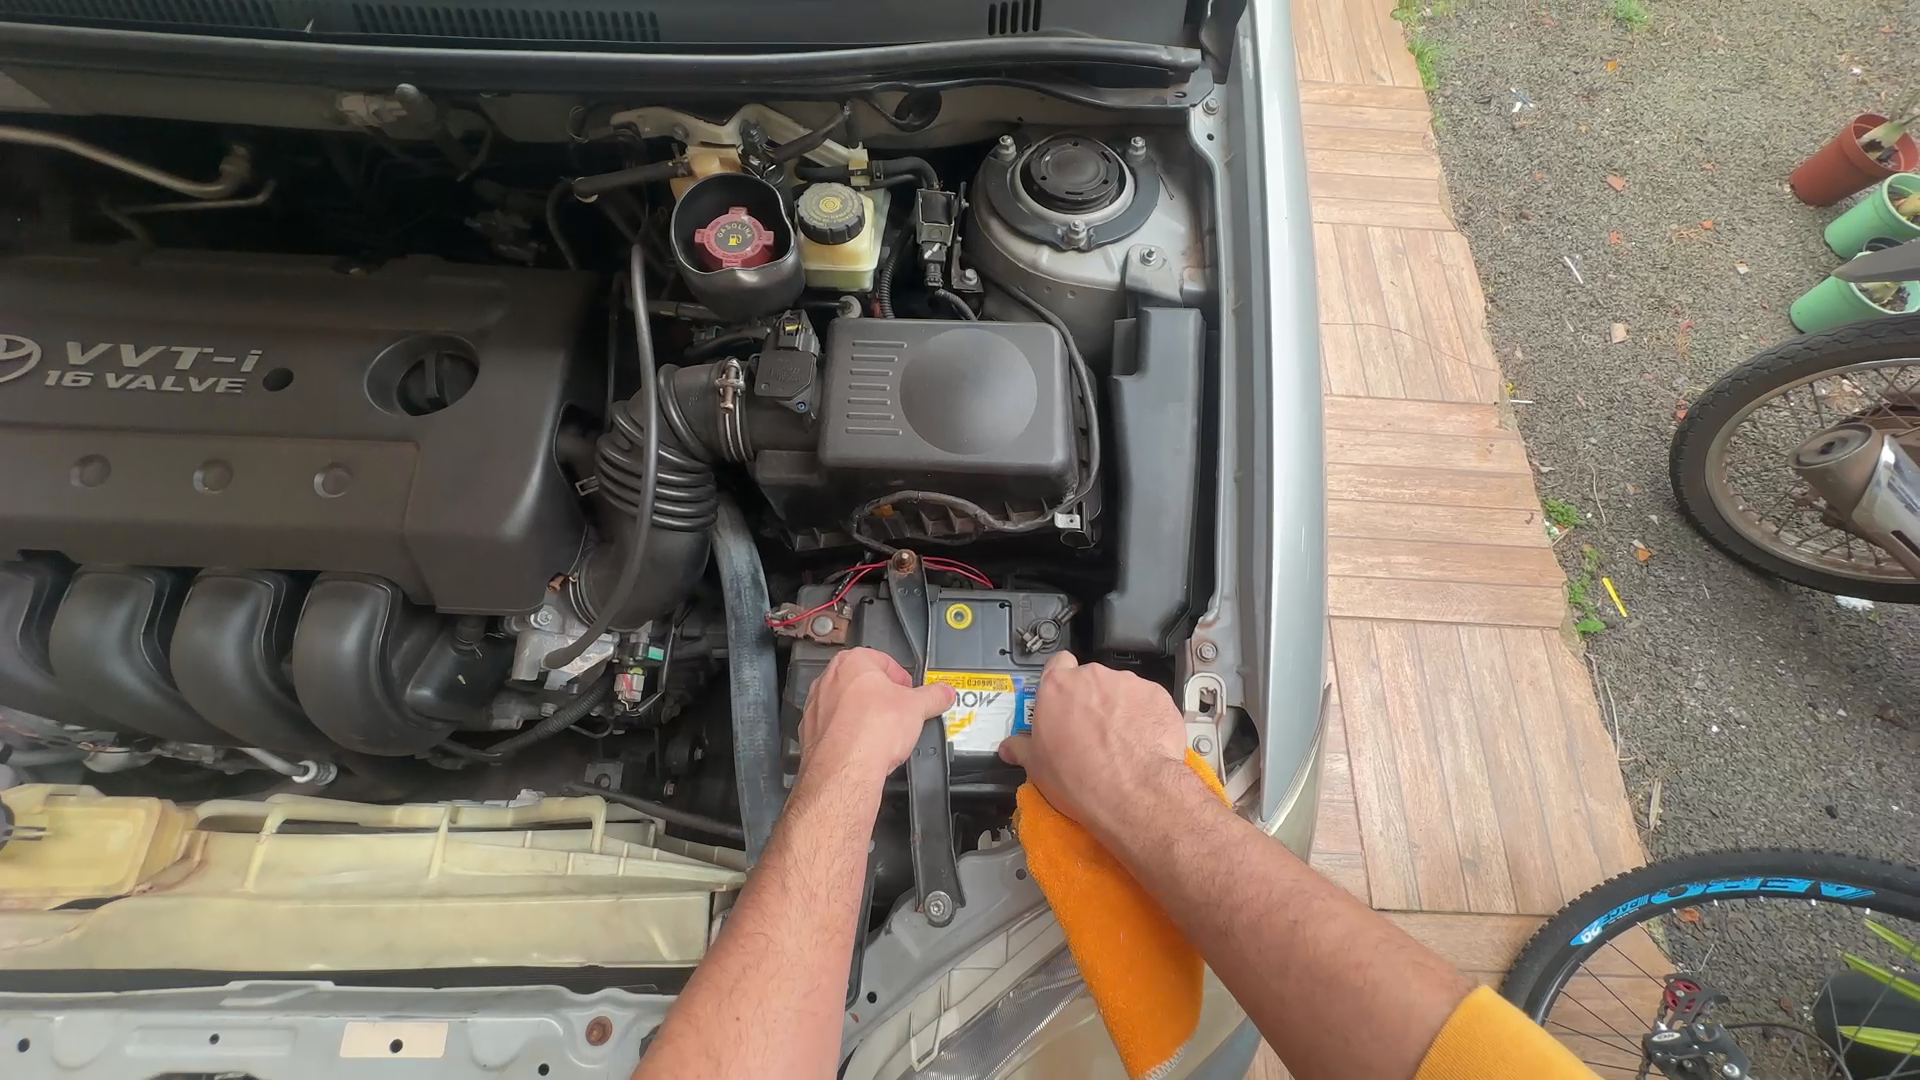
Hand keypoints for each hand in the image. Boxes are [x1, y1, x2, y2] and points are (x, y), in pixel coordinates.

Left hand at [799, 648, 955, 788]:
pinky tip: (864, 746)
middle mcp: (829, 679)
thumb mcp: (917, 708)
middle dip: (882, 696)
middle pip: (863, 681)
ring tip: (883, 731)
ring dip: (864, 714)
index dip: (902, 678)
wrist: (846, 768)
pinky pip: (834, 727)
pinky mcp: (810, 732)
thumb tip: (944, 692)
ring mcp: (816, 706)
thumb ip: (934, 695)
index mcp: (853, 661)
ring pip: (846, 704)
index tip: (911, 691)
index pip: (884, 660)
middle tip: (900, 711)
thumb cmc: (871, 730)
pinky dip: (849, 733)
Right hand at [1000, 652, 1191, 839]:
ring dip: (1118, 707)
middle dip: (1090, 699)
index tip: (1063, 698)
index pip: (1057, 664)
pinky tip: (1141, 742)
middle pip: (1089, 679)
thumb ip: (1021, 749)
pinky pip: (1147, 700)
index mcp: (1056, 688)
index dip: (1060, 679)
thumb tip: (1010, 748)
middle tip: (1090, 729)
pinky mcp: (1156, 695)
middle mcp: (1090, 677)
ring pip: (1120, 689)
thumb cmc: (1083, 779)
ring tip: (1119, 741)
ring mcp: (1126, 683)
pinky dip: (1145, 716)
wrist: (1132, 793)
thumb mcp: (1037, 768)